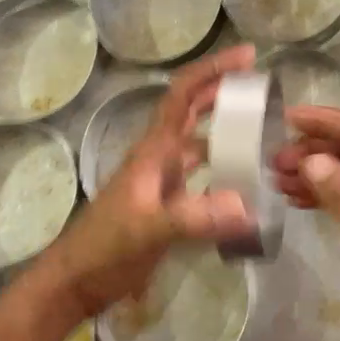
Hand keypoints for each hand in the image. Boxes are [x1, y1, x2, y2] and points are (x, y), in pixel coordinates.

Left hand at [31, 46, 257, 318]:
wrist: (75, 283)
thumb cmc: (105, 248)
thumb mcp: (148, 230)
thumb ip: (193, 217)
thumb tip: (245, 205)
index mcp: (154, 149)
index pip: (183, 94)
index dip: (213, 69)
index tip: (248, 57)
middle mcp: (161, 156)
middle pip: (194, 109)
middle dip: (225, 90)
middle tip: (264, 86)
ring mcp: (164, 180)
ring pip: (201, 142)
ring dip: (228, 130)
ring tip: (265, 129)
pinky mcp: (169, 204)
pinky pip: (204, 176)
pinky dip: (226, 171)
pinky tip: (248, 183)